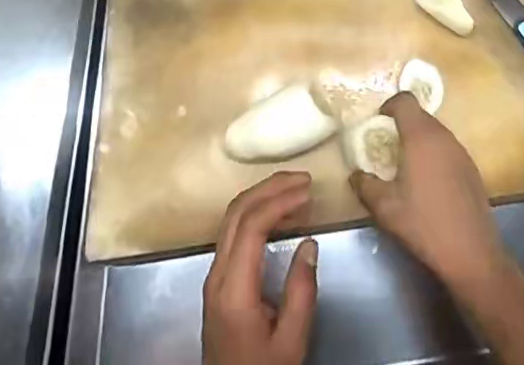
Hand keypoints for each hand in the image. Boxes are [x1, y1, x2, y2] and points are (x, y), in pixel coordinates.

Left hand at [202, 171, 319, 364]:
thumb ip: (301, 292)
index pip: (251, 226)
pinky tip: (280, 215)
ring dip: (262, 196)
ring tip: (295, 190)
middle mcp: (217, 274)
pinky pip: (233, 232)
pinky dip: (257, 212)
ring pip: (231, 218)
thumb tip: (310, 242)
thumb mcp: (291, 344)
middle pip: (236, 212)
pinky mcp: (218, 280)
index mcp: (233, 289)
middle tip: (303, 179)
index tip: (308, 191)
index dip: (279, 201)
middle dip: (269, 187)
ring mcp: (214, 276)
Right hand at [349, 92, 507, 293]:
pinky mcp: (471, 169)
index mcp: (421, 136)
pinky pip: (447, 149)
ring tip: (405, 167)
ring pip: (435, 132)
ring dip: (418, 140)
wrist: (472, 254)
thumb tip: (356, 175)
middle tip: (386, 147)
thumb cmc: (424, 223)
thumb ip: (364, 184)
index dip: (388, 105)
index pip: (405, 100)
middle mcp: (443, 137)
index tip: (377, 123)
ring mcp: (461, 152)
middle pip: (420, 115)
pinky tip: (428, 184)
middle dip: (401, 125)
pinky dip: (433, 155)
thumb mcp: (384, 207)